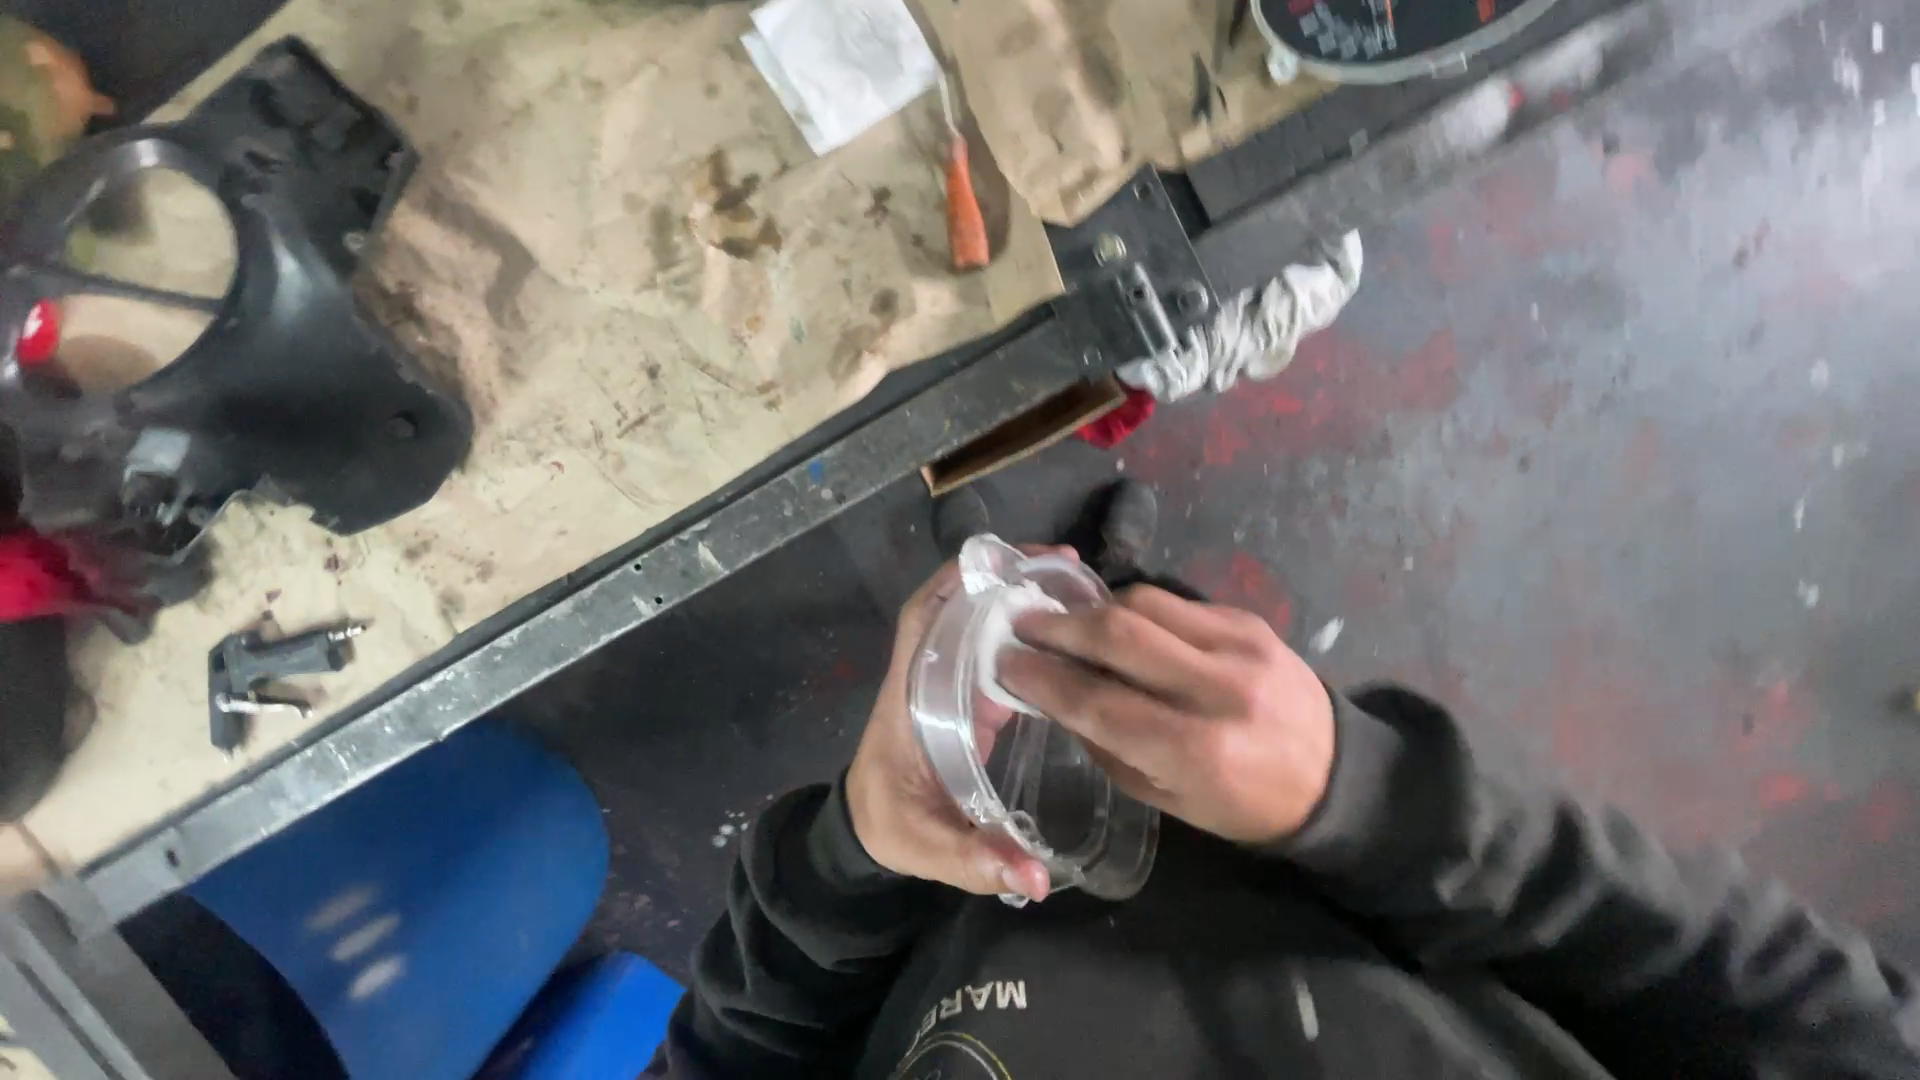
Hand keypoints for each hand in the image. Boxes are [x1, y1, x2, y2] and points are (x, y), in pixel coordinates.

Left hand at [845, 559, 1055, 901]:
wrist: (869, 830)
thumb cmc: (889, 826)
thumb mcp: (928, 846)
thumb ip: (976, 858)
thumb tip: (1040, 878)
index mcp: (911, 695)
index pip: (923, 621)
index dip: (954, 584)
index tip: (1001, 563)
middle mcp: (929, 675)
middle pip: (958, 608)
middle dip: (1003, 579)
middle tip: (1064, 566)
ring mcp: (949, 683)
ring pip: (979, 624)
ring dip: (1019, 600)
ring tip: (1078, 588)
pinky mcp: (968, 698)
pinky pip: (995, 651)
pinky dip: (1026, 635)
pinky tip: (1070, 634)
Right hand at [998, 585, 1335, 844]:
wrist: (1336, 775)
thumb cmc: (1242, 802)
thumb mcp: (1166, 798)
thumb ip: (1107, 745)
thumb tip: (1057, 695)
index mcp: (1195, 751)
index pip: (1097, 702)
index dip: (1042, 678)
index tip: (1005, 662)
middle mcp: (1218, 690)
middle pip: (1117, 635)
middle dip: (1058, 626)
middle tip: (1023, 623)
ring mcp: (1239, 646)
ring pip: (1142, 603)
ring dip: (1093, 609)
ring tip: (1068, 621)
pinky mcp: (1250, 620)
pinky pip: (1174, 600)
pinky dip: (1135, 608)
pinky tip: (1120, 623)